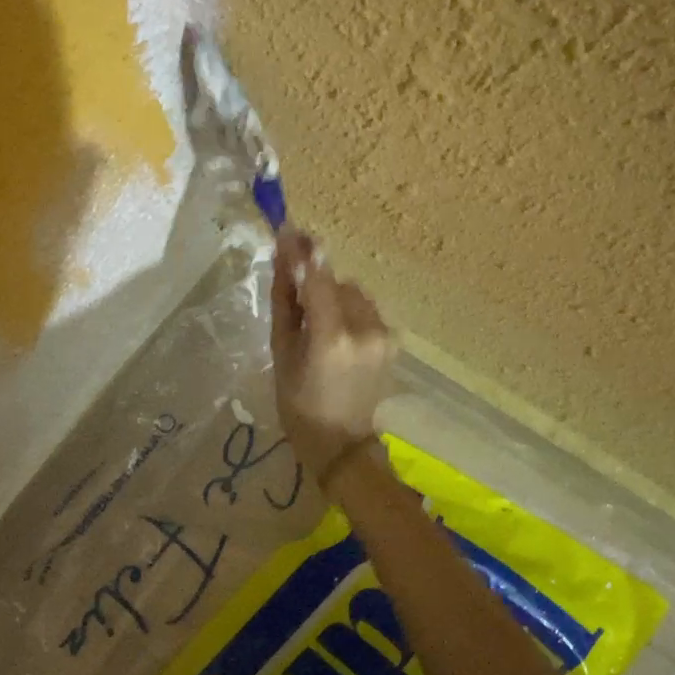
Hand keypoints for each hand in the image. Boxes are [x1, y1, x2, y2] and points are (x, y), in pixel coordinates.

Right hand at [270, 231, 395, 479]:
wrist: (341, 444)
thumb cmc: (298, 404)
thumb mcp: (281, 354)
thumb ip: (286, 303)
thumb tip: (285, 259)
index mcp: (332, 338)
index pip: (319, 278)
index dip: (305, 252)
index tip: (290, 229)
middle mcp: (365, 330)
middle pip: (337, 283)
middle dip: (317, 285)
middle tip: (297, 307)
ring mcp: (385, 334)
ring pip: (354, 294)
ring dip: (335, 299)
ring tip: (319, 330)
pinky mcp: (394, 340)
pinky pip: (366, 311)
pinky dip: (349, 314)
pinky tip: (338, 340)